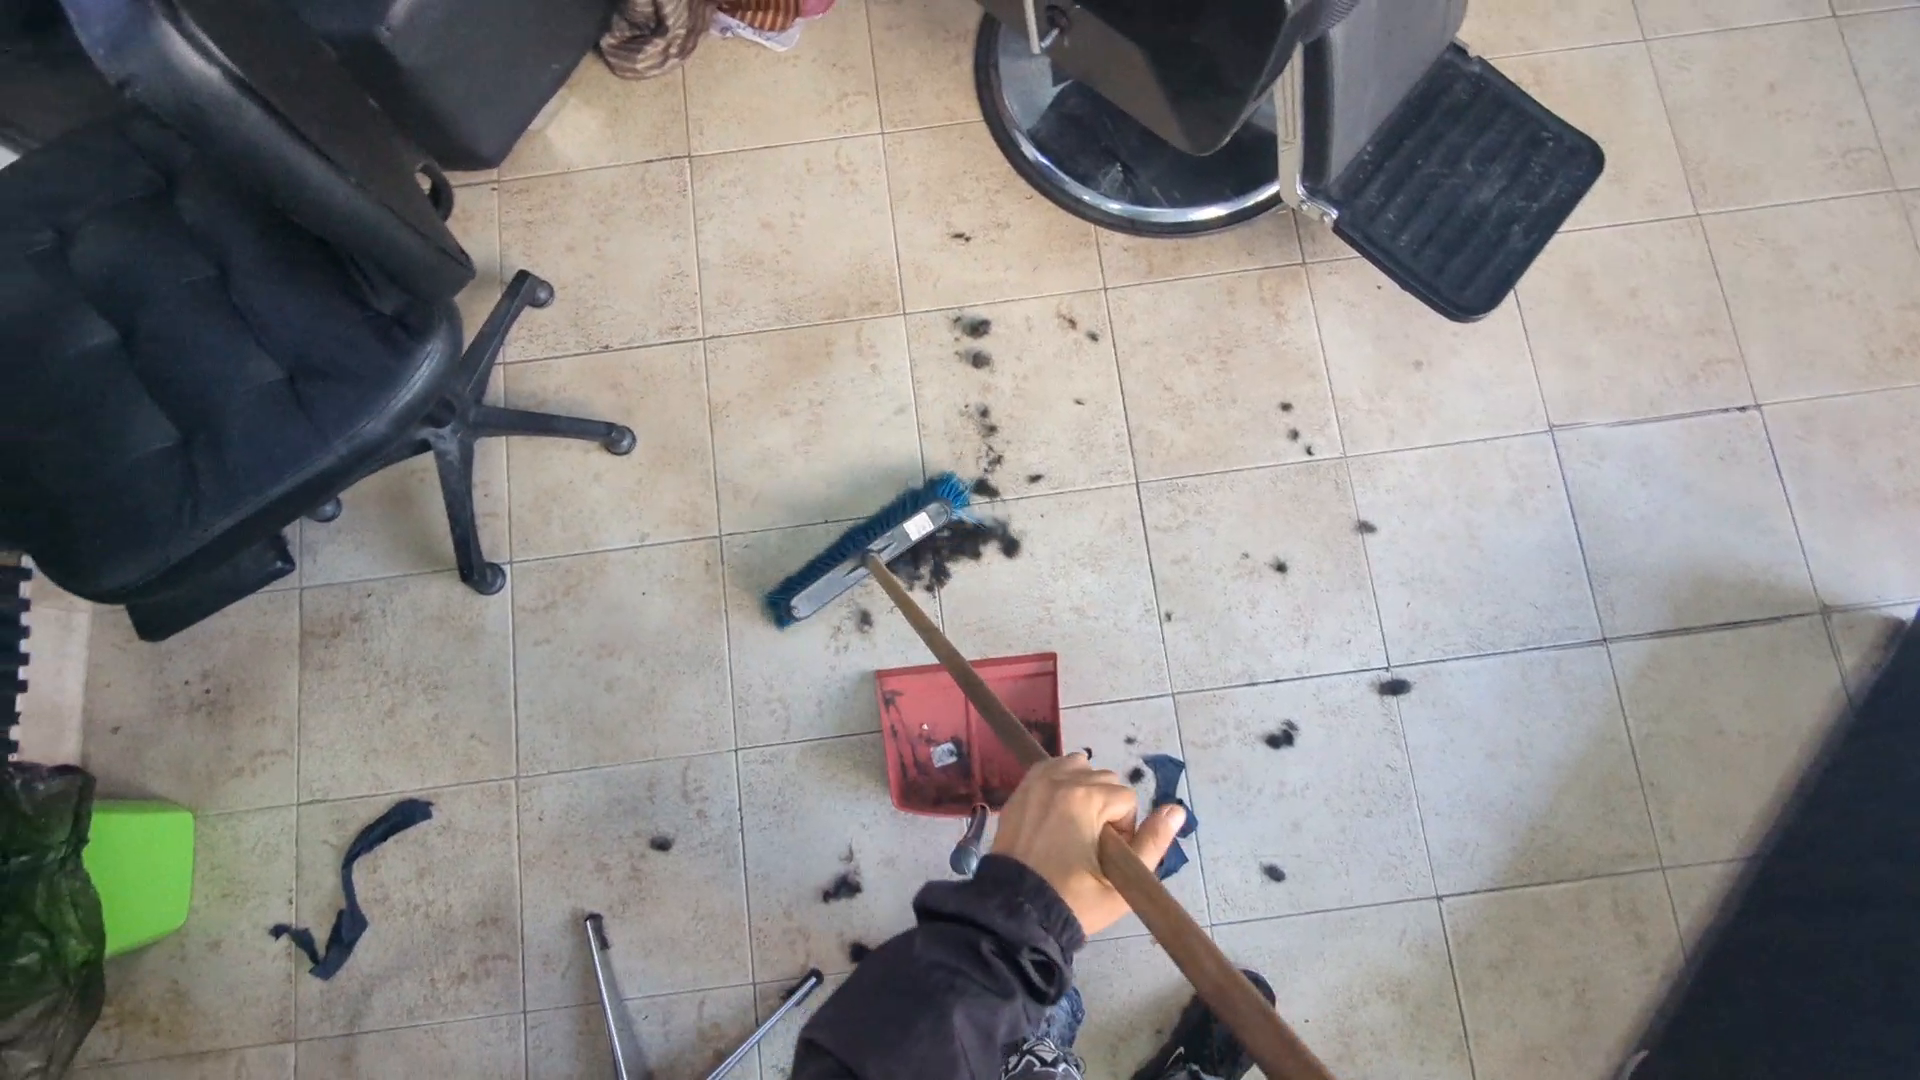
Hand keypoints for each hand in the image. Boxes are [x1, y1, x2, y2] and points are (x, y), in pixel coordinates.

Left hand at [990, 753, 1187, 934]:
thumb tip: (1176, 810)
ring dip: (1085, 790)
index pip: (1126, 799)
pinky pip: (1052, 768)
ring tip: (1075, 828)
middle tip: (1091, 847)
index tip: (1106, 856)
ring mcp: (1037, 781)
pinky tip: (1058, 813)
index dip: (1124, 829)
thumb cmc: (1073, 901)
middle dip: (1106, 809)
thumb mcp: (1120, 882)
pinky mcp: (1021, 789)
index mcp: (1085, 798)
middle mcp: (1060, 780)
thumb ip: (1152, 843)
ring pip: (1079, 767)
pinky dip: (1061, 782)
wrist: (1017, 911)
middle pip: (1105, 780)